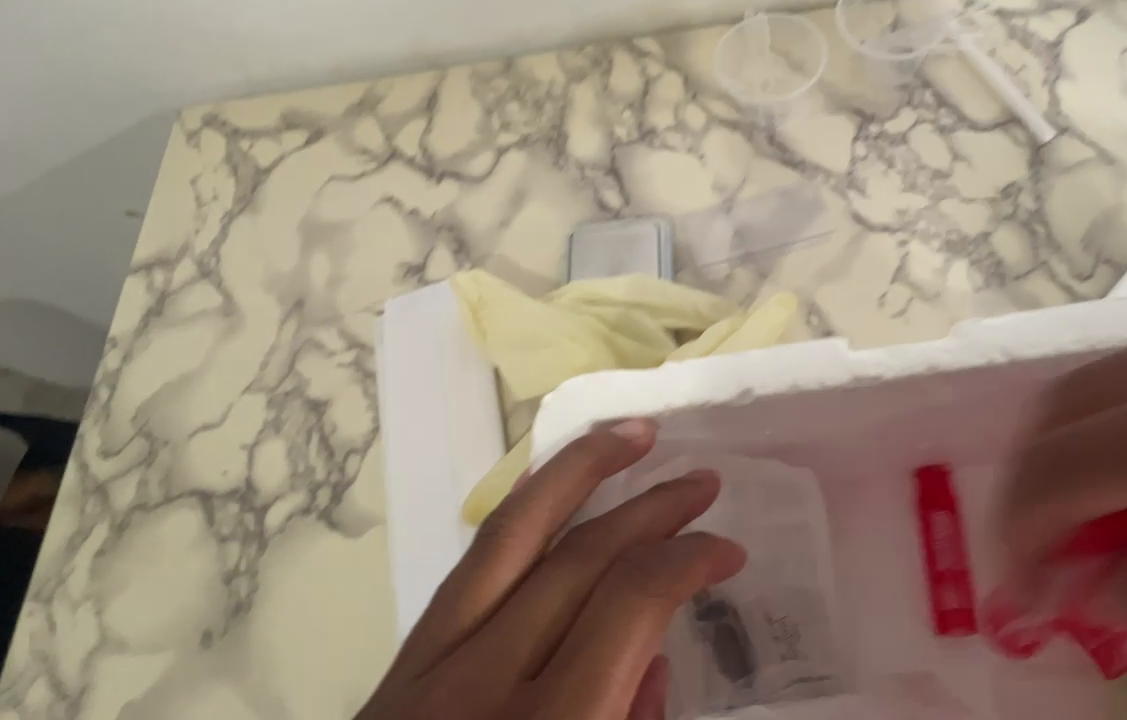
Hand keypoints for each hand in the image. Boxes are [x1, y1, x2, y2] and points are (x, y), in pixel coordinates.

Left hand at [359, 419, 743, 719]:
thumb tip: (652, 663)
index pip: (627, 604)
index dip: (687, 562)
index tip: (729, 552)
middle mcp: (479, 690)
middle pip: (577, 560)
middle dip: (650, 508)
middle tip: (704, 480)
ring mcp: (425, 672)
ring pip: (509, 536)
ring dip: (577, 475)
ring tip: (633, 435)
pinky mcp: (397, 670)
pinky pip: (469, 568)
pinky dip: (520, 516)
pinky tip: (550, 489)